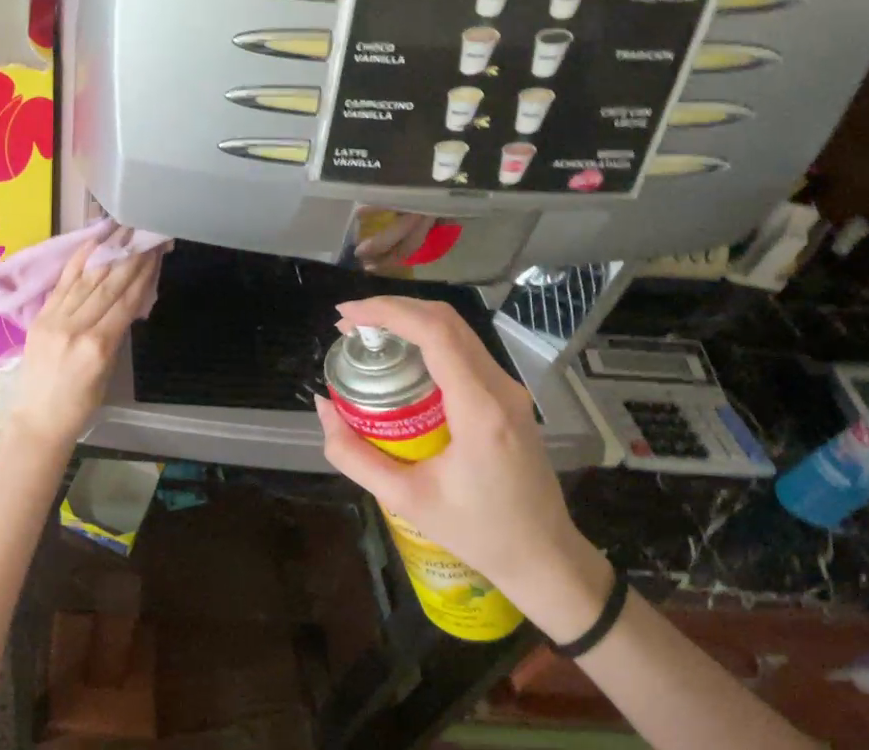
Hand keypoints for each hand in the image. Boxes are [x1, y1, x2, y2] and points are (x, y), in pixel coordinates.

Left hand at [6, 233, 163, 452]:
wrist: (38, 420)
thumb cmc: (80, 405)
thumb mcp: (108, 372)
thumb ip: (116, 335)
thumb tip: (129, 301)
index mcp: (98, 346)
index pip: (125, 301)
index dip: (143, 273)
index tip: (155, 250)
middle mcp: (76, 327)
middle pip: (107, 285)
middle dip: (128, 257)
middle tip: (144, 232)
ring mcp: (55, 319)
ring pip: (86, 279)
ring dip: (106, 252)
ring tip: (122, 230)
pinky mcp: (40, 317)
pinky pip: (62, 284)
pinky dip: (78, 262)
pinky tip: (92, 243)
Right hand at [315, 297, 613, 638]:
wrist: (544, 557)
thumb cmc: (476, 532)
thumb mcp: (403, 497)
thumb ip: (353, 453)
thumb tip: (323, 405)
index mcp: (479, 410)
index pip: (434, 334)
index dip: (386, 312)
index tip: (345, 317)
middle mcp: (500, 389)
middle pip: (445, 321)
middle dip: (392, 310)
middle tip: (348, 324)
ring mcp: (509, 390)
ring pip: (457, 330)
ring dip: (409, 321)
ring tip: (366, 334)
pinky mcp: (508, 397)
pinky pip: (465, 350)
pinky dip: (427, 339)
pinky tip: (399, 355)